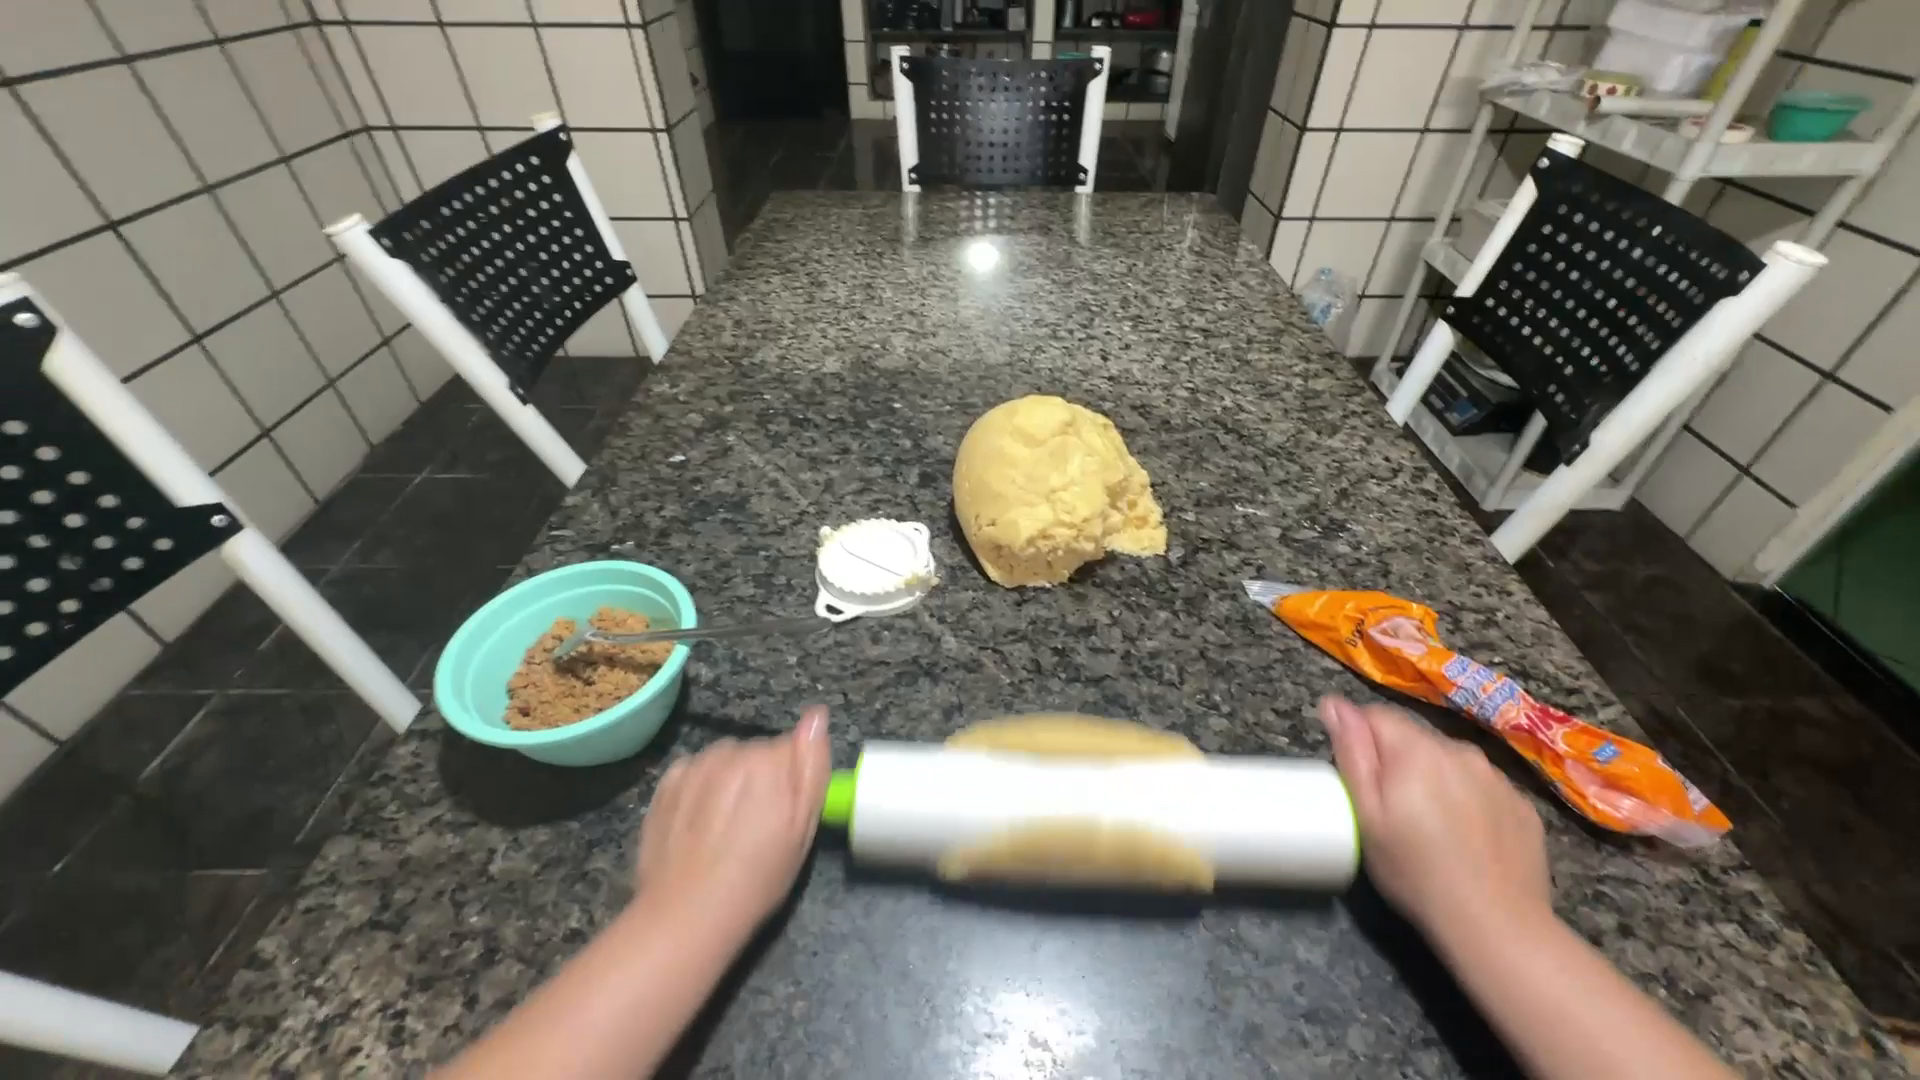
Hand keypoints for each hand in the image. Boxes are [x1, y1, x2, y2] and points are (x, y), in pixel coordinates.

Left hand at [634, 706, 831, 934]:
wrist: (688, 911)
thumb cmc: (758, 875)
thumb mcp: (803, 826)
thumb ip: (812, 763)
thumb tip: (817, 715)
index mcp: (770, 760)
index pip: (792, 749)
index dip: (791, 781)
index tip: (784, 814)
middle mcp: (731, 752)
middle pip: (757, 753)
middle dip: (761, 779)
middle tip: (758, 827)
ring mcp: (695, 765)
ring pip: (726, 761)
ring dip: (730, 782)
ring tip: (727, 828)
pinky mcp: (668, 782)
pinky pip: (696, 772)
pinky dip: (701, 789)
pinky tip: (701, 824)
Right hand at [1319, 696, 1550, 937]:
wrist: (1497, 925)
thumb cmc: (1414, 870)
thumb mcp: (1366, 814)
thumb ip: (1352, 753)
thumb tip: (1334, 703)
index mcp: (1416, 751)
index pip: (1376, 715)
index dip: (1359, 740)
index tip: (1359, 779)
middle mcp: (1460, 752)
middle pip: (1414, 739)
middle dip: (1397, 762)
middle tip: (1390, 811)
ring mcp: (1498, 779)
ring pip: (1449, 763)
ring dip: (1434, 780)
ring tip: (1430, 827)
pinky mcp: (1523, 807)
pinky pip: (1482, 788)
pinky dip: (1468, 802)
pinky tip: (1465, 839)